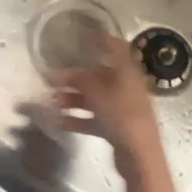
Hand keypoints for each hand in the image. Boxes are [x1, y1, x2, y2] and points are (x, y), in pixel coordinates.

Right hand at [50, 36, 163, 181]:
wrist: (140, 156)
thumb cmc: (122, 116)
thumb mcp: (98, 94)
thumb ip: (80, 80)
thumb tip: (63, 73)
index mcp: (128, 73)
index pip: (117, 49)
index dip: (102, 40)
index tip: (84, 35)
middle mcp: (126, 88)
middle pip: (99, 77)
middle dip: (74, 77)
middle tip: (51, 78)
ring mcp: (121, 109)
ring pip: (94, 98)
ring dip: (72, 98)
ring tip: (51, 102)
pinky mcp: (116, 128)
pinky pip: (93, 118)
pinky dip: (77, 119)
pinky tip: (59, 122)